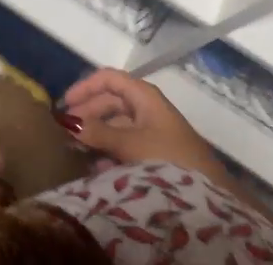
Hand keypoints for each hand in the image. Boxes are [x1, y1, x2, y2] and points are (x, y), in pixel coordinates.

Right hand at [60, 70, 218, 173]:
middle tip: (65, 130)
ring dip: (96, 134)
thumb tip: (68, 122)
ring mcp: (151, 130)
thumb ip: (97, 132)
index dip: (85, 87)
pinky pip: (124, 144)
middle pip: (110, 101)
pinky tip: (96, 166)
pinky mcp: (154, 152)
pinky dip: (108, 150)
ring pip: (116, 124)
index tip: (65, 104)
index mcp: (144, 95)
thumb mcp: (129, 143)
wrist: (208, 192)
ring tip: (76, 149)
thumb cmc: (167, 156)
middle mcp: (146, 107)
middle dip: (88, 113)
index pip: (109, 79)